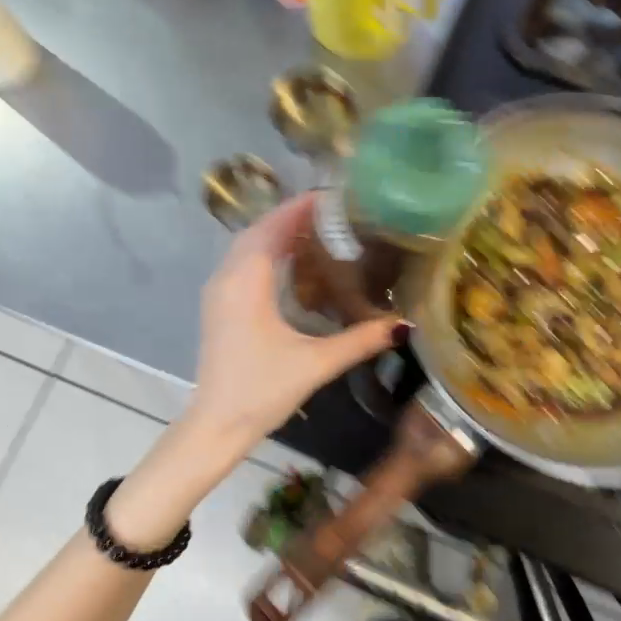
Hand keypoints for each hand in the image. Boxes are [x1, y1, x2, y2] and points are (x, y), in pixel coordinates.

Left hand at [108, 195, 400, 549]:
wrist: (215, 425)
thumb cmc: (262, 390)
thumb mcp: (316, 363)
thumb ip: (360, 340)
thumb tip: (404, 324)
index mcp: (248, 281)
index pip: (274, 226)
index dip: (301, 206)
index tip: (334, 195)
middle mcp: (227, 277)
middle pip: (259, 230)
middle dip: (292, 215)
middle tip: (334, 211)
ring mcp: (218, 291)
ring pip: (247, 245)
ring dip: (277, 232)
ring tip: (318, 229)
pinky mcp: (218, 305)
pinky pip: (242, 262)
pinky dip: (267, 251)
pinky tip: (293, 262)